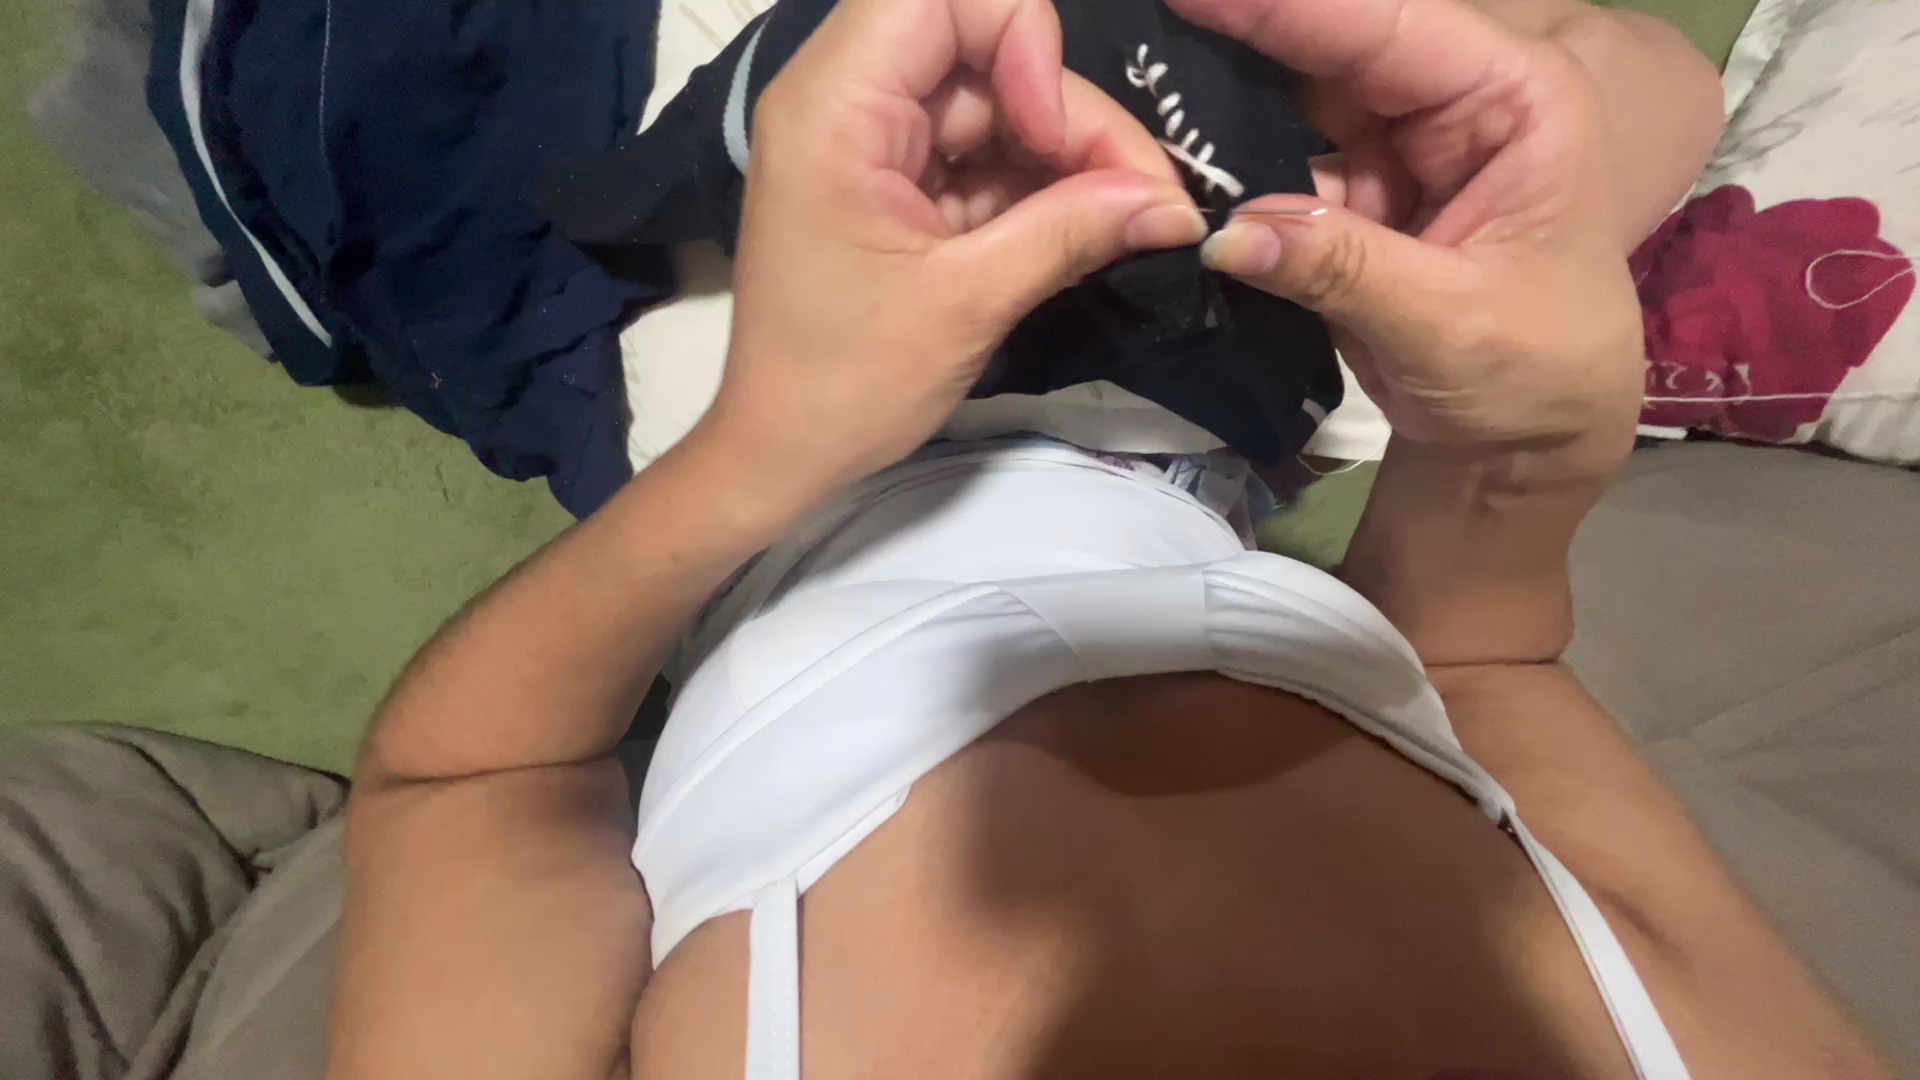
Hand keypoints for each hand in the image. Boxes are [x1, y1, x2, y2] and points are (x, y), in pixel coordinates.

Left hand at [698, 0, 1205, 499]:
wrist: (785, 452)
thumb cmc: (852, 385)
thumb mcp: (967, 305)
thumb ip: (1068, 234)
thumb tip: (1170, 205)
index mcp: (835, 108)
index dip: (1025, 43)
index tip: (1058, 142)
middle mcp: (847, 107)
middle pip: (982, 56)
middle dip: (1068, 122)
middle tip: (1144, 203)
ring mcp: (871, 153)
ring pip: (991, 115)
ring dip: (1062, 166)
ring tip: (1123, 226)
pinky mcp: (893, 197)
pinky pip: (976, 168)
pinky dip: (1030, 198)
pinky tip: (1077, 234)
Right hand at [1178, 0, 1647, 457]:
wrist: (1513, 432)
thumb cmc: (1528, 369)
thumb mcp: (1446, 319)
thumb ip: (1337, 269)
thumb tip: (1222, 233)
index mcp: (1512, 102)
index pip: (1392, 27)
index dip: (1291, 5)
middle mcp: (1447, 114)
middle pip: (1332, 58)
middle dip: (1245, 43)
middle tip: (1155, 31)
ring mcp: (1388, 165)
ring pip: (1292, 121)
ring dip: (1224, 120)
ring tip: (1146, 107)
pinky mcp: (1346, 215)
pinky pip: (1276, 188)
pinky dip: (1228, 189)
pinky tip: (1175, 176)